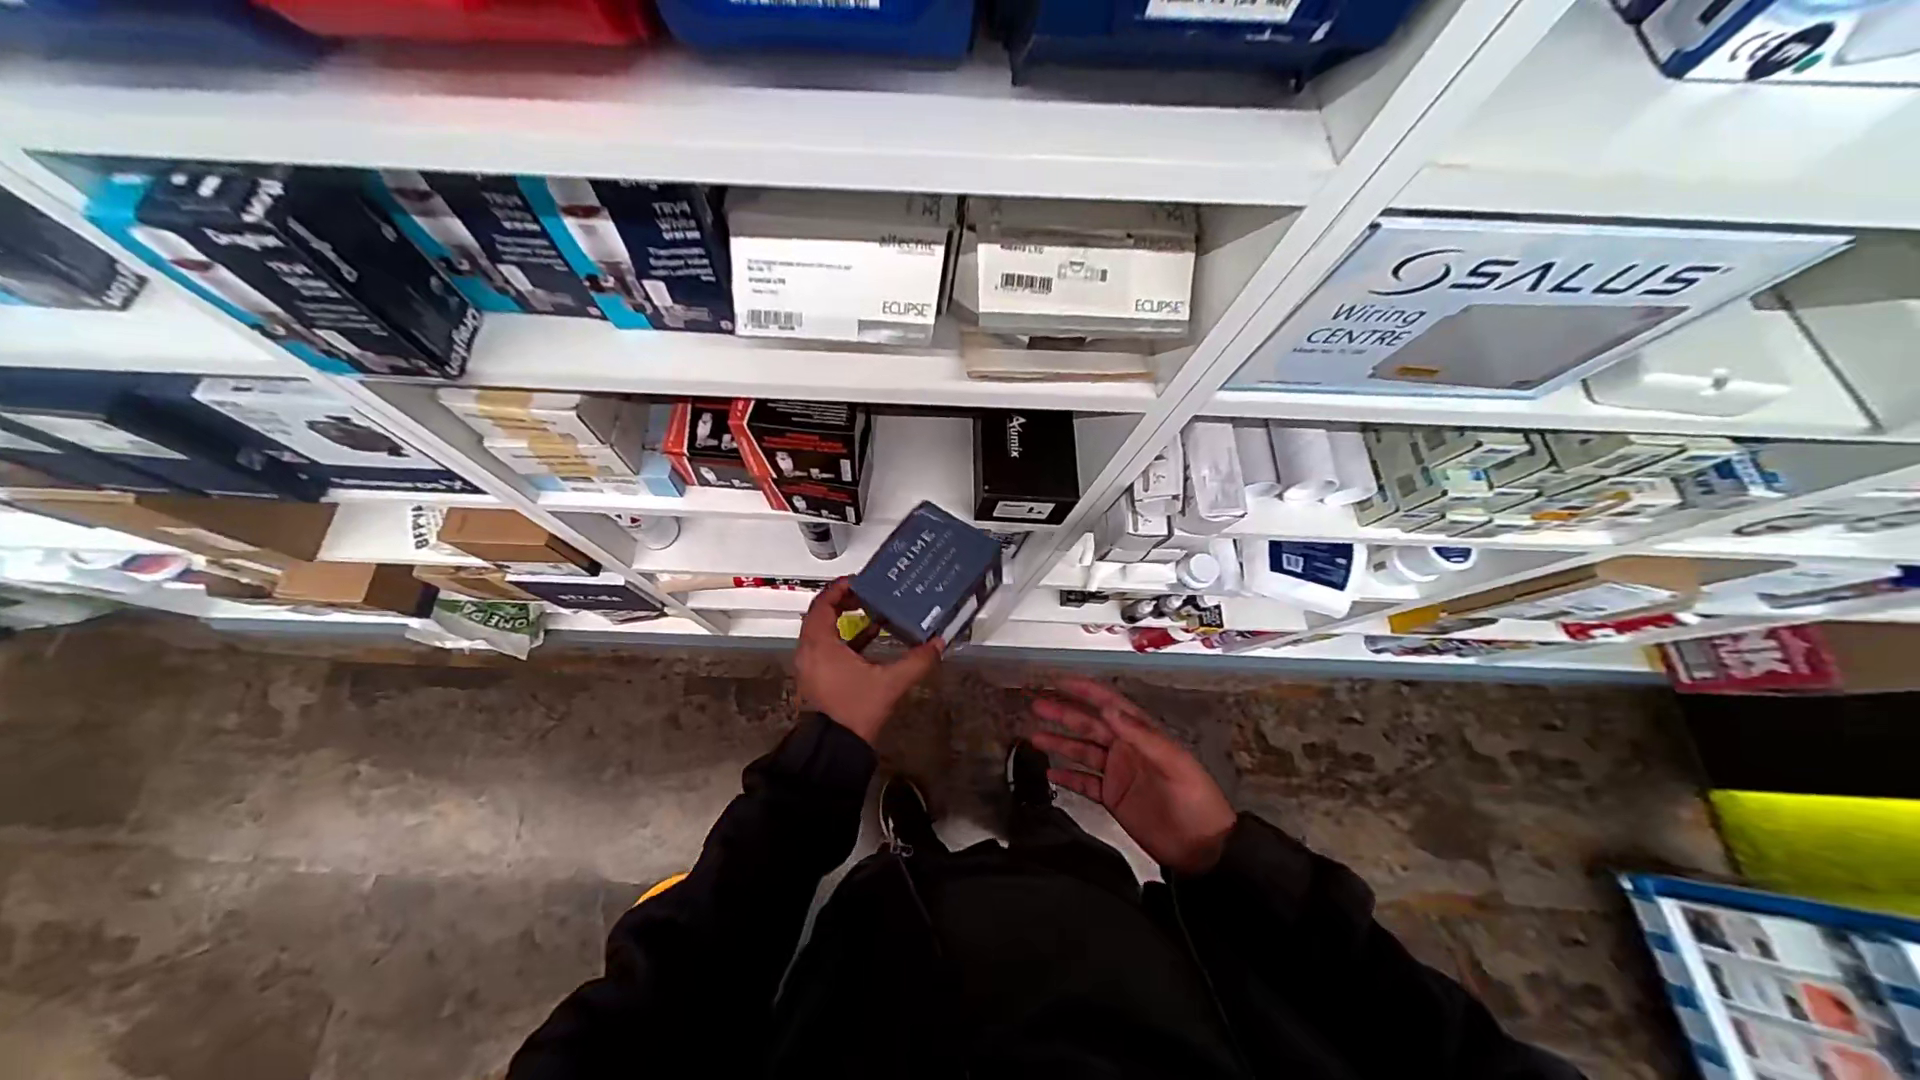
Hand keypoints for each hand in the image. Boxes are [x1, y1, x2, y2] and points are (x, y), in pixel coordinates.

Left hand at [795, 579, 941, 744]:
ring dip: (842, 620)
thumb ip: (916, 661)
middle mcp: (809, 652)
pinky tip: (867, 640)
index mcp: (820, 645)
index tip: (857, 581)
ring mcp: (810, 666)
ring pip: (821, 632)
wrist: (836, 747)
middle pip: (820, 615)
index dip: (839, 589)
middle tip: (865, 594)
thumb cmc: (856, 710)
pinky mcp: (816, 678)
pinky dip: (842, 639)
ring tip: (869, 612)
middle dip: (842, 601)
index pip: (823, 604)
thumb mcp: (890, 682)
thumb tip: (937, 643)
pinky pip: (825, 648)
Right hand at [1028, 676, 1235, 874]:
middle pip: (1089, 726)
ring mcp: (1118, 774)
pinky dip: (1067, 777)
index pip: (1110, 706)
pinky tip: (1050, 773)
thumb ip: (1141, 736)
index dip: (1087, 692)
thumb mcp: (1173, 763)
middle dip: (1064, 714)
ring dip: (1059, 743)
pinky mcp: (1113, 798)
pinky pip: (1085, 783)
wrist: (1203, 849)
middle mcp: (1127, 750)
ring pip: (1082, 752)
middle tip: (1037, 705)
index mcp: (1142, 736)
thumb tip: (1110, 711)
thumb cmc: (1195, 801)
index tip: (1061, 682)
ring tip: (1035, 737)